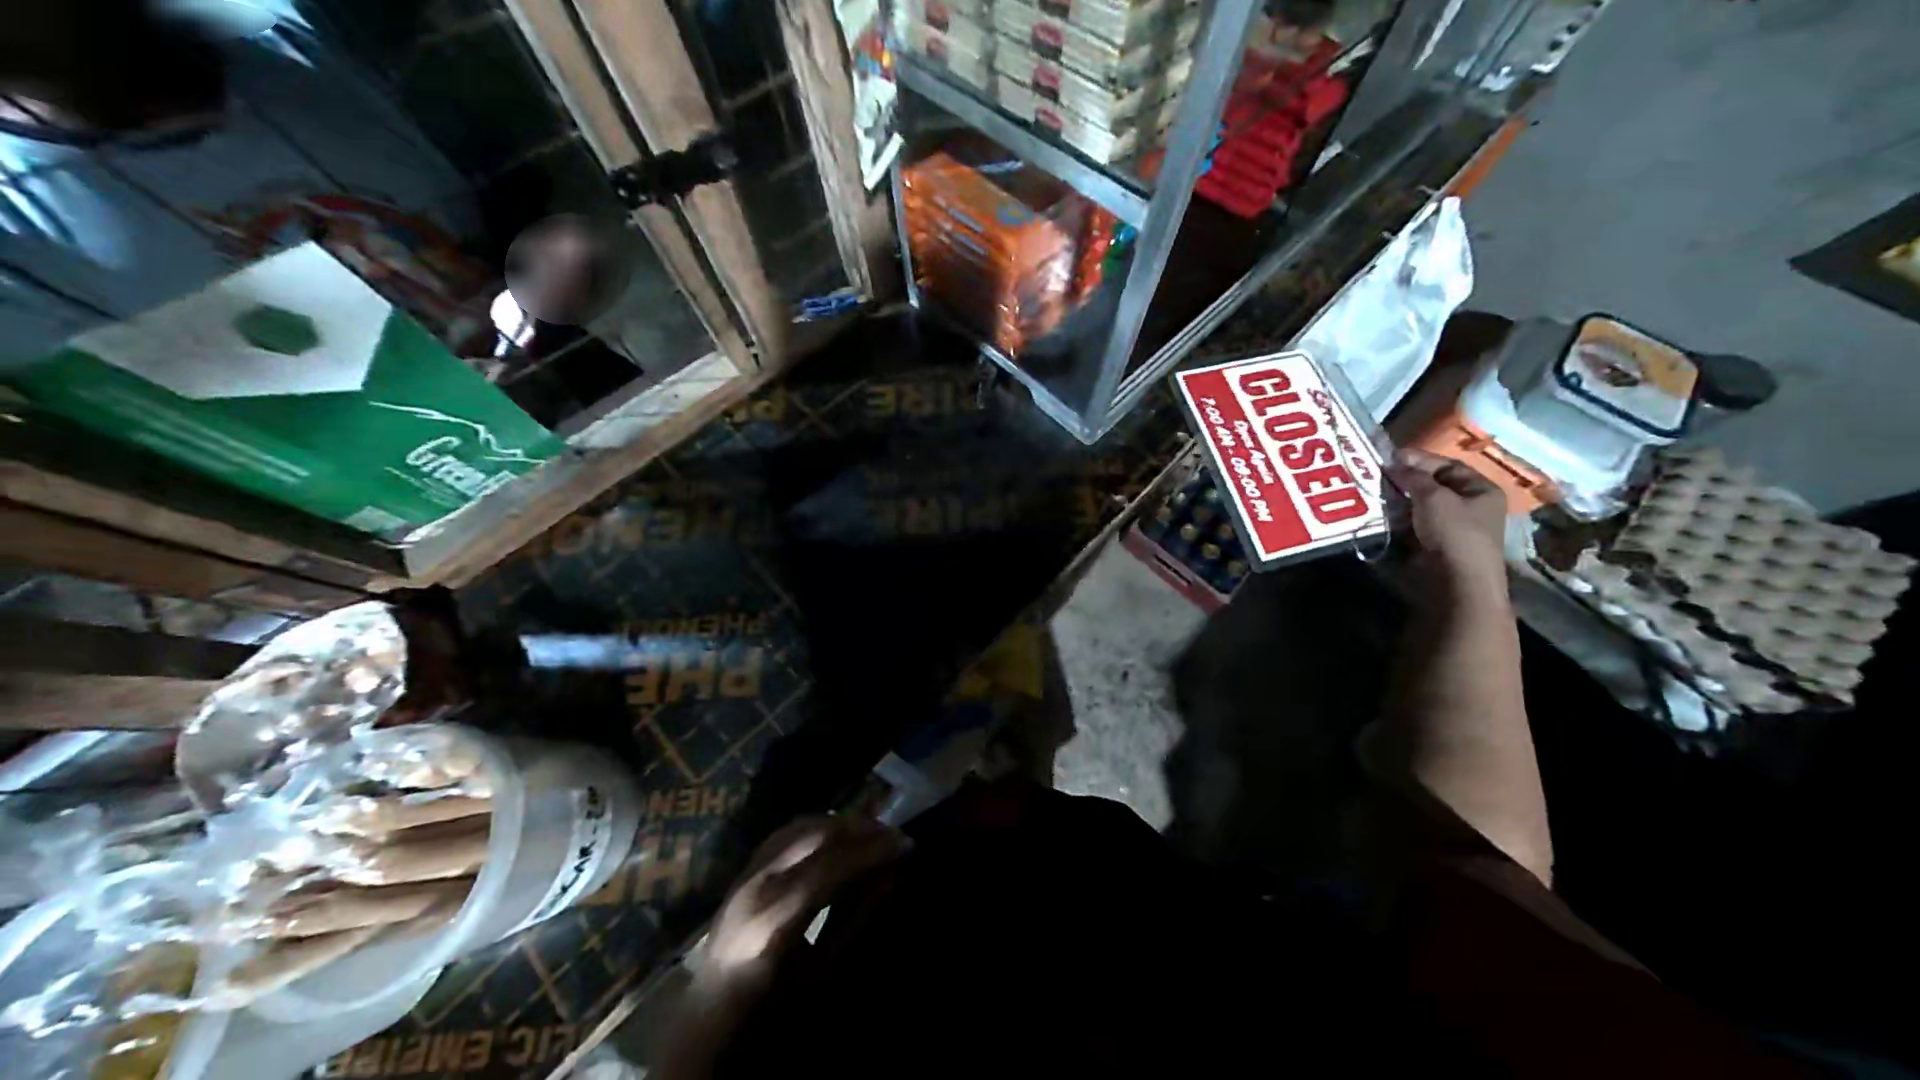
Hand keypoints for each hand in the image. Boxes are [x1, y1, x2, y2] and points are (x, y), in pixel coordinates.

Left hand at [697, 815, 909, 997]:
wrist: (713, 1003)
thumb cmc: (772, 1001)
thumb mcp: (821, 970)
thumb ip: (855, 920)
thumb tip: (887, 876)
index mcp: (775, 920)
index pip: (831, 867)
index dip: (872, 851)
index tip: (904, 843)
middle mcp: (757, 886)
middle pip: (815, 835)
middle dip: (859, 827)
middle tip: (891, 833)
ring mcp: (746, 871)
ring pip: (800, 826)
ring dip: (840, 822)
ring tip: (870, 830)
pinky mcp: (745, 865)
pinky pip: (786, 831)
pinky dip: (817, 826)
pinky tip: (837, 834)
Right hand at [1386, 448, 1508, 586]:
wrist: (1456, 580)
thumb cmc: (1454, 532)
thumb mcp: (1434, 497)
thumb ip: (1413, 477)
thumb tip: (1394, 463)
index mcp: (1481, 490)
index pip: (1448, 466)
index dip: (1420, 459)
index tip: (1391, 457)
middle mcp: (1470, 507)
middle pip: (1434, 485)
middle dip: (1406, 480)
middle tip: (1379, 476)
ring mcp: (1452, 528)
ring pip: (1420, 506)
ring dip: (1399, 500)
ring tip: (1375, 494)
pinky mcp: (1434, 545)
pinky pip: (1413, 525)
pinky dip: (1398, 519)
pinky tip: (1381, 515)